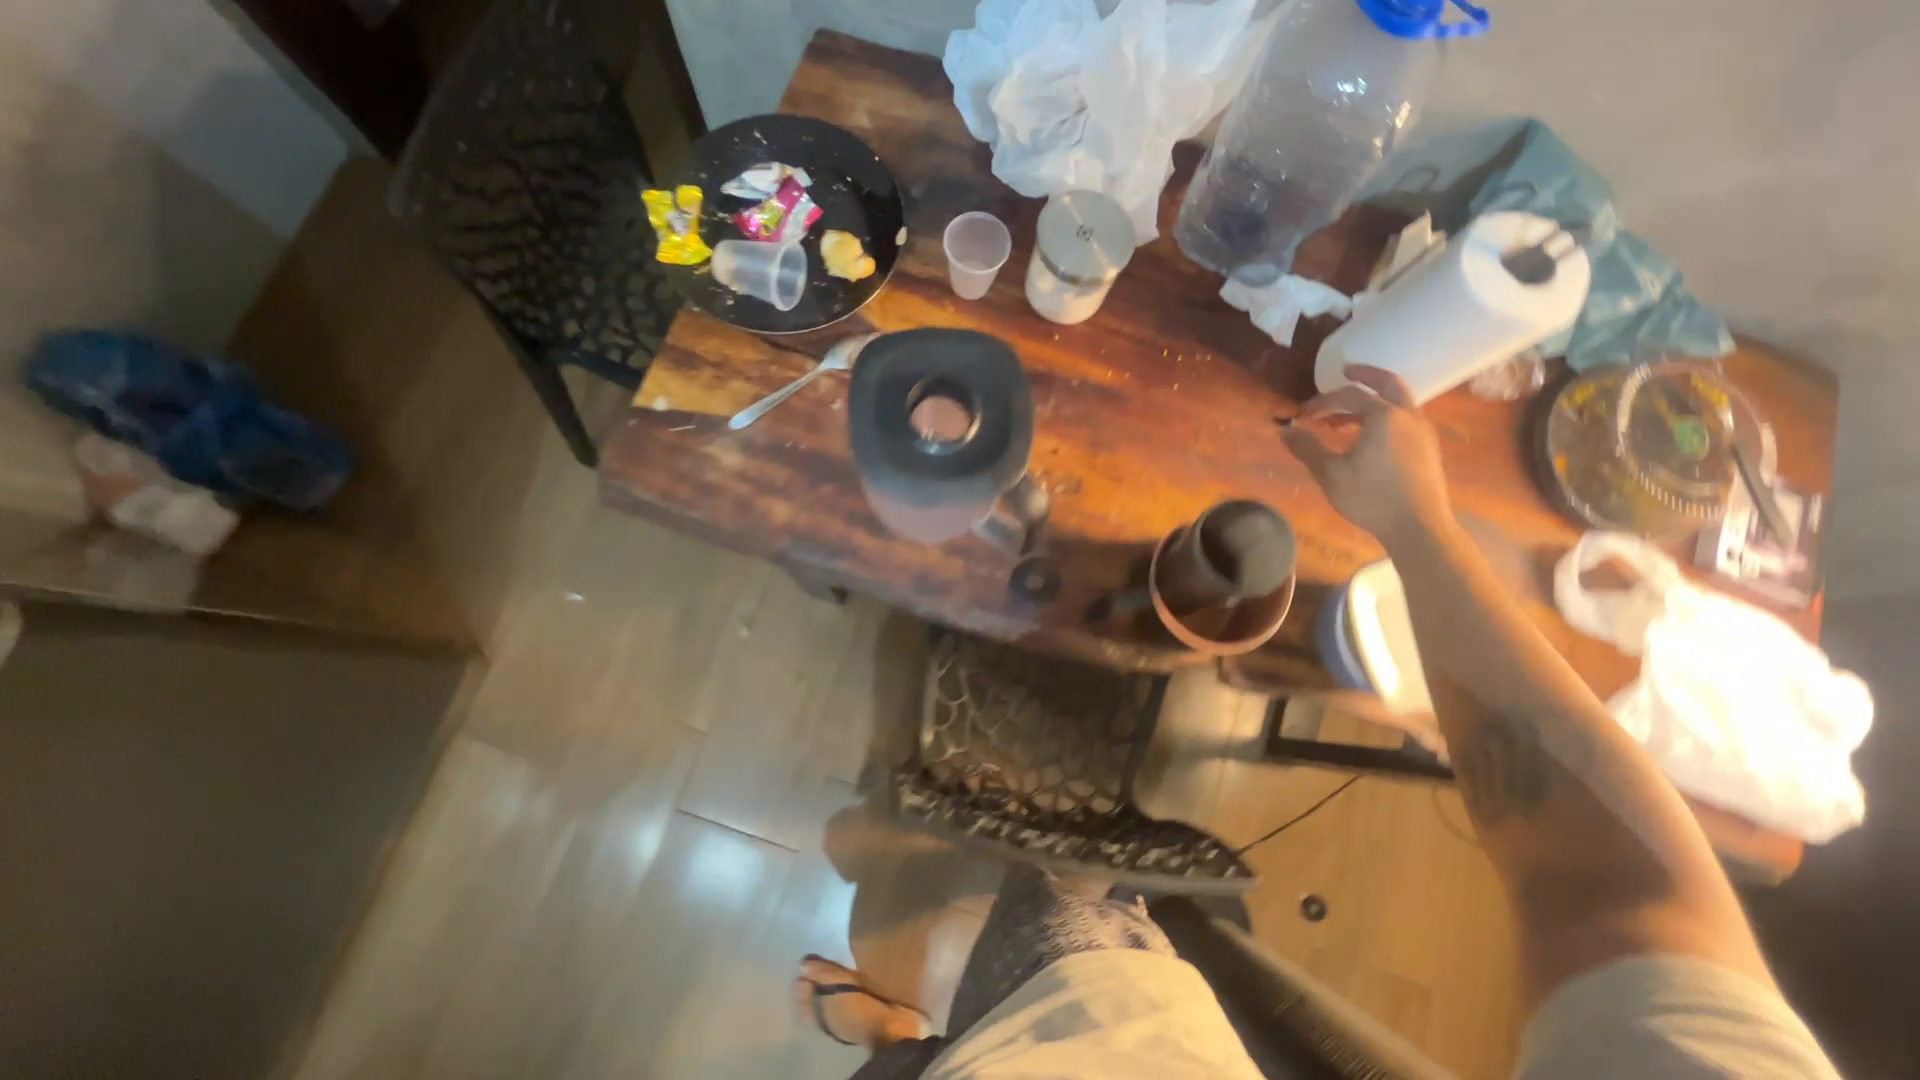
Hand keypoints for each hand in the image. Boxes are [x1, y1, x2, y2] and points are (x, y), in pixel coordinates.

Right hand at [1281, 365, 1452, 548]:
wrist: (1418, 525)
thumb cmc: (1371, 497)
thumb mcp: (1330, 473)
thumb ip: (1307, 448)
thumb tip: (1285, 430)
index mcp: (1383, 415)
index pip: (1348, 395)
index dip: (1322, 401)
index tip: (1303, 415)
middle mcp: (1407, 415)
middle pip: (1387, 383)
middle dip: (1365, 375)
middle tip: (1347, 371)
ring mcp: (1422, 431)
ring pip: (1399, 402)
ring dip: (1374, 400)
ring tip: (1349, 415)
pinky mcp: (1428, 449)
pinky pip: (1405, 419)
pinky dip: (1386, 417)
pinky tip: (1371, 438)